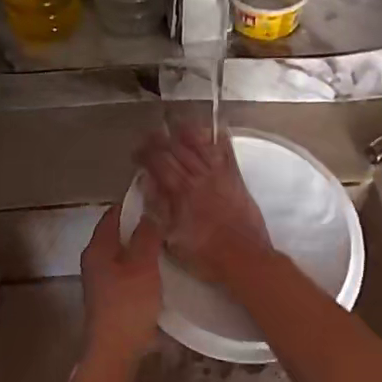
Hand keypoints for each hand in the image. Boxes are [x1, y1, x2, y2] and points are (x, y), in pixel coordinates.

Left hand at [80, 206, 163, 358]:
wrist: (115, 350)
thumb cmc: (128, 304)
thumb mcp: (143, 264)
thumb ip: (148, 233)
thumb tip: (153, 206)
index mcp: (98, 247)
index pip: (115, 213)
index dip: (136, 202)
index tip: (161, 198)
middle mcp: (95, 260)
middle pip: (119, 233)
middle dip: (142, 224)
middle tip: (171, 219)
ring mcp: (101, 281)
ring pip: (124, 253)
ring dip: (144, 246)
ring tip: (171, 242)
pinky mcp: (111, 297)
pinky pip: (128, 271)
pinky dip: (143, 265)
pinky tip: (161, 270)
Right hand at [134, 122, 272, 283]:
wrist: (245, 258)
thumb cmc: (206, 255)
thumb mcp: (173, 239)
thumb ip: (159, 209)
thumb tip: (148, 185)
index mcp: (181, 192)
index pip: (158, 163)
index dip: (145, 154)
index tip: (136, 153)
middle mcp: (200, 178)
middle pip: (177, 150)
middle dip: (160, 139)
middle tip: (150, 134)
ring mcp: (220, 176)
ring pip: (201, 145)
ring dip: (187, 131)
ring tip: (176, 123)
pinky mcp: (236, 179)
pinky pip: (227, 153)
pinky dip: (219, 139)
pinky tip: (214, 129)